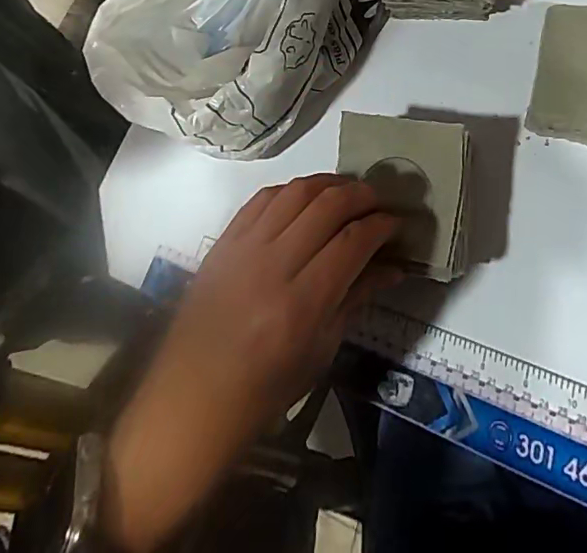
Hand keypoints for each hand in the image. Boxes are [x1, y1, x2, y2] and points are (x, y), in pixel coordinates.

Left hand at [104, 175, 403, 551]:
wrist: (190, 402)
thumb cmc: (264, 389)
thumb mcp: (321, 351)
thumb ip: (357, 297)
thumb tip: (394, 267)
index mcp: (301, 304)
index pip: (353, 241)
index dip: (382, 225)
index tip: (397, 224)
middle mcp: (272, 267)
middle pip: (328, 206)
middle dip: (362, 195)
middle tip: (378, 202)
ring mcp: (242, 251)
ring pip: (296, 192)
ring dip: (330, 184)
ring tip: (348, 192)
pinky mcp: (222, 244)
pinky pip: (262, 199)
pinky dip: (292, 190)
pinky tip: (308, 198)